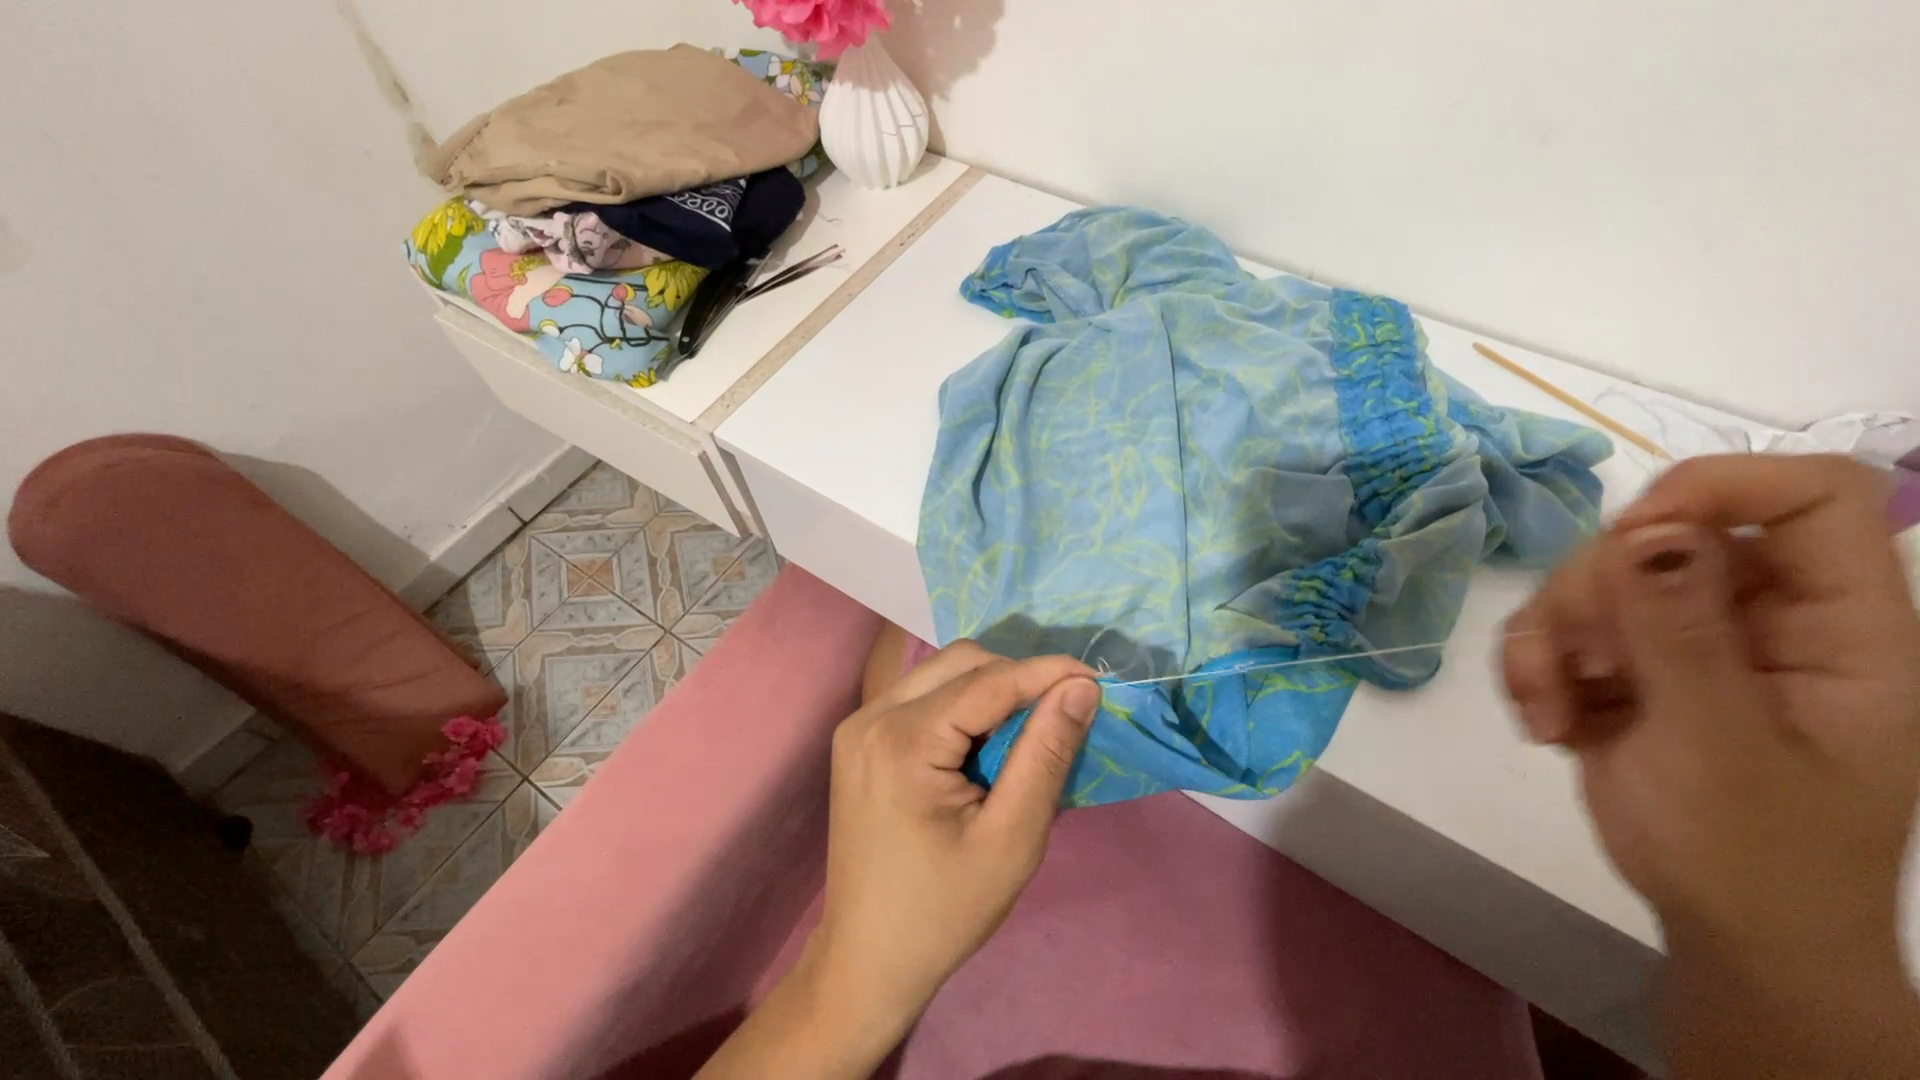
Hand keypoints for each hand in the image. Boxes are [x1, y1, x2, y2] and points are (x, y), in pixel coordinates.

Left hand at [811, 642, 1099, 1019]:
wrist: (868, 958)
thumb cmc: (945, 910)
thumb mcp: (1012, 838)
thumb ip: (1045, 755)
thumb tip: (1080, 688)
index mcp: (902, 741)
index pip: (987, 681)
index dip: (1046, 672)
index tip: (1097, 680)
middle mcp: (871, 717)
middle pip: (960, 663)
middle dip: (1017, 677)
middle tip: (1062, 712)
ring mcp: (859, 725)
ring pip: (940, 674)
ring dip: (990, 688)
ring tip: (1029, 730)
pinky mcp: (860, 739)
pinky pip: (922, 697)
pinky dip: (962, 706)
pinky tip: (986, 742)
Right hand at [1502, 454, 1919, 1075]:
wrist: (1724, 928)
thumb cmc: (1748, 853)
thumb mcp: (1716, 747)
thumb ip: (1683, 636)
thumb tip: (1651, 531)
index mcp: (1838, 629)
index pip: (1815, 497)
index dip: (1723, 488)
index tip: (1634, 539)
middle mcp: (1763, 616)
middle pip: (1663, 535)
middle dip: (1593, 595)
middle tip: (1576, 667)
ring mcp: (1690, 638)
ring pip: (1593, 578)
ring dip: (1548, 640)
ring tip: (1548, 711)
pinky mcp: (1629, 663)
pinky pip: (1559, 624)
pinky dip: (1535, 667)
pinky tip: (1548, 721)